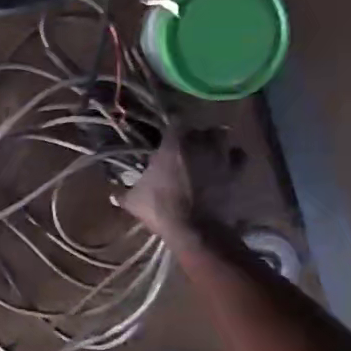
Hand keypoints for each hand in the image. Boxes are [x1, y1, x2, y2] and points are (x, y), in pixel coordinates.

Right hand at [121, 127, 238, 240]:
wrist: (196, 230)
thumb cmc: (162, 209)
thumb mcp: (135, 202)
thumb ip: (123, 195)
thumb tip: (111, 196)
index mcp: (173, 144)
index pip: (175, 121)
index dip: (172, 127)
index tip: (168, 136)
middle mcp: (199, 143)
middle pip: (200, 128)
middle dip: (195, 136)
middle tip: (188, 148)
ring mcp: (221, 156)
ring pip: (222, 136)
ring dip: (217, 142)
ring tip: (210, 152)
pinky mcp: (236, 172)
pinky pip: (239, 156)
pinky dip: (235, 158)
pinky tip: (228, 165)